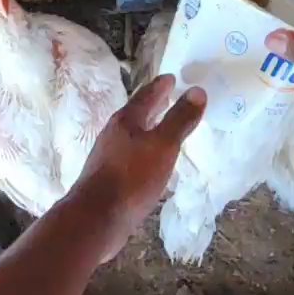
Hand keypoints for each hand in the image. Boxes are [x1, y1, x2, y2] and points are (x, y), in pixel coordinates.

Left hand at [65, 75, 204, 262]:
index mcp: (126, 121)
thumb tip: (197, 90)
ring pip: (132, 134)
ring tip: (163, 126)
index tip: (172, 77)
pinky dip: (144, 149)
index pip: (145, 96)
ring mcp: (108, 155)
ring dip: (148, 127)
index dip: (160, 86)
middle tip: (169, 95)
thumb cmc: (131, 177)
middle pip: (137, 113)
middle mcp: (114, 133)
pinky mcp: (109, 176)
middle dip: (153, 104)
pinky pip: (131, 154)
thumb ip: (179, 119)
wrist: (96, 217)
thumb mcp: (162, 146)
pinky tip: (152, 161)